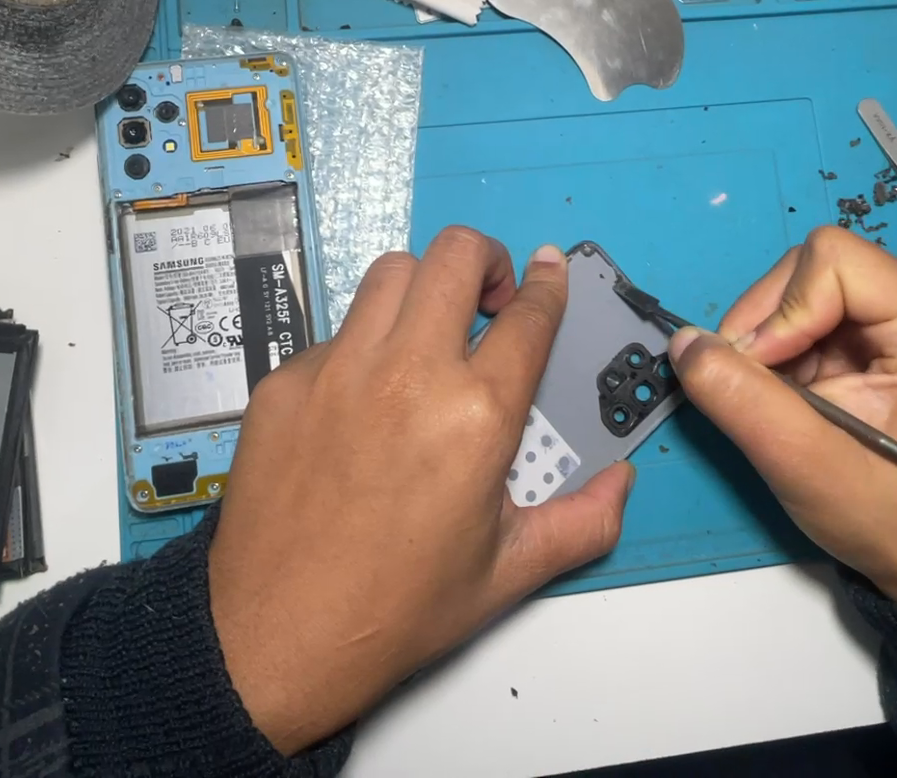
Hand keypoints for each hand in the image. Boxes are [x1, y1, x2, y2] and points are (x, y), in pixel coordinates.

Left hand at [208, 227, 634, 754]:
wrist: (274, 641)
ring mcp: (337, 369)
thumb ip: (584, 521)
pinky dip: (363, 346)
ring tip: (426, 333)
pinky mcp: (284, 381)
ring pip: (390, 273)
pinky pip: (336, 333)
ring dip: (423, 288)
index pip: (529, 316)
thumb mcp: (509, 573)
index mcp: (476, 414)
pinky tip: (360, 400)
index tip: (549, 266)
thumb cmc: (402, 609)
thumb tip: (622, 479)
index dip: (547, 282)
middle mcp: (409, 372)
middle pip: (454, 255)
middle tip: (488, 298)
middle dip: (484, 259)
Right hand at [667, 226, 896, 604]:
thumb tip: (683, 344)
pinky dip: (770, 352)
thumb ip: (744, 402)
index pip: (834, 261)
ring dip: (762, 339)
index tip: (764, 373)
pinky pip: (793, 317)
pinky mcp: (863, 339)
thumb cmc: (893, 520)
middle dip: (764, 323)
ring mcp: (890, 320)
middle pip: (809, 267)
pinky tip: (784, 395)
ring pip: (793, 289)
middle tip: (757, 387)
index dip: (783, 309)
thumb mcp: (812, 468)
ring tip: (774, 398)